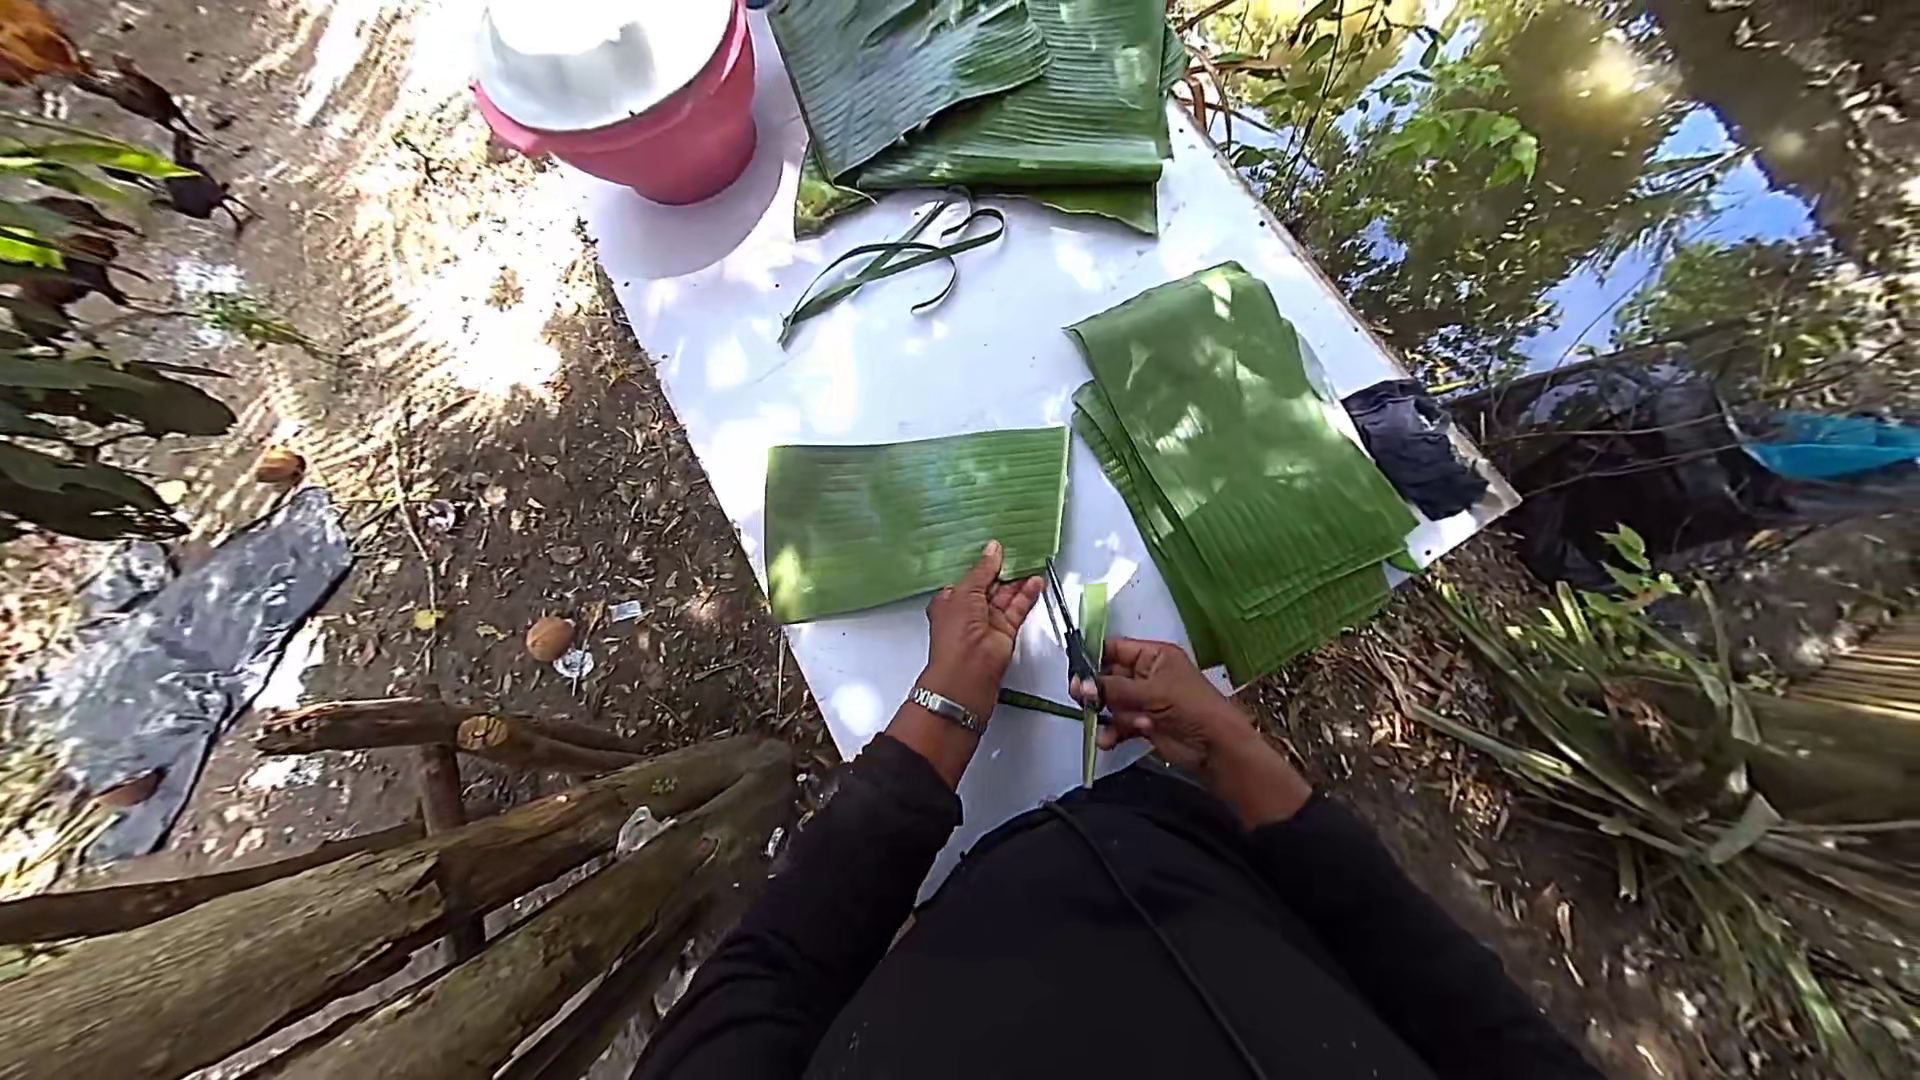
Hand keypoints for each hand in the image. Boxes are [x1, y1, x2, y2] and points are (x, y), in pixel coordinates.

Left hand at [920, 539, 1043, 720]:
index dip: (982, 565)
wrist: (968, 672)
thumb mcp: (965, 592)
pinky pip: (1018, 608)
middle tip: (1017, 552)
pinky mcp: (1005, 631)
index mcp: (950, 601)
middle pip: (990, 586)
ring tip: (1031, 562)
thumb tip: (992, 550)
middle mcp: (968, 612)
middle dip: (1003, 570)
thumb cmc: (955, 636)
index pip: (969, 578)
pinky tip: (1035, 581)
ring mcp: (987, 622)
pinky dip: (1027, 594)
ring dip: (1018, 580)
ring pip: (1006, 596)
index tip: (996, 550)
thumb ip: (982, 570)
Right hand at [1073, 637, 1311, 826]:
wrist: (1217, 748)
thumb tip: (1080, 685)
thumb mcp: (1150, 692)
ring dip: (1103, 712)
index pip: (1116, 648)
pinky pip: (1119, 722)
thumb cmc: (1190, 707)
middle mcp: (1147, 674)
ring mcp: (1145, 700)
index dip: (1094, 655)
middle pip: (1109, 675)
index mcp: (1154, 656)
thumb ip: (1112, 688)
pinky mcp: (1144, 723)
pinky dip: (1112, 731)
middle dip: (1094, 687)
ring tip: (1093, 719)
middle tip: (1078, 695)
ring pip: (1111, 700)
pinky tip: (1108, 739)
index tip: (1074, 667)